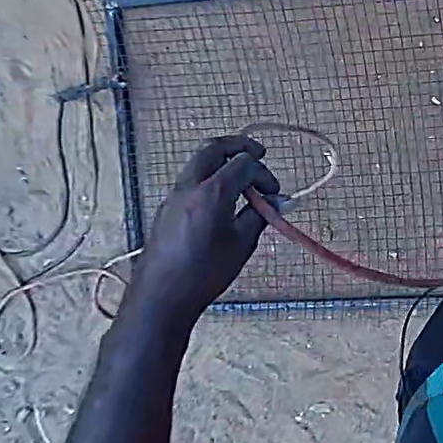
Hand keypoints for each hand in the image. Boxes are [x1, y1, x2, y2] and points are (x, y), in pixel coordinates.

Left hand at [122, 135, 279, 336]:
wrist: (160, 297)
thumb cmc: (205, 272)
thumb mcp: (241, 244)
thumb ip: (261, 215)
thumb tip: (281, 201)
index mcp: (211, 192)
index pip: (243, 164)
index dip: (264, 174)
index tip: (274, 193)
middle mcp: (190, 186)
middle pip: (214, 148)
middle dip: (238, 145)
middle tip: (258, 152)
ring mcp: (174, 195)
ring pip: (199, 162)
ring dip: (222, 160)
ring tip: (241, 176)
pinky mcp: (166, 208)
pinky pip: (190, 179)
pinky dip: (209, 176)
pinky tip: (221, 198)